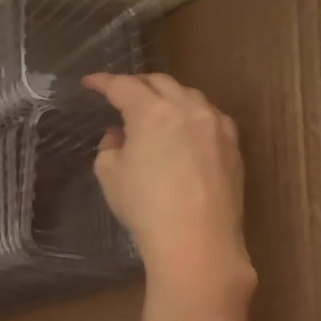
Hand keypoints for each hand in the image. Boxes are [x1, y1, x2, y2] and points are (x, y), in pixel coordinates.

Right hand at [84, 73, 253, 297]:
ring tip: (150, 108)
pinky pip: (208, 116)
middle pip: (160, 83)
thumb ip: (111, 146)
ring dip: (166, 96)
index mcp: (153, 113)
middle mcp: (189, 110)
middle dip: (136, 84)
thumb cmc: (145, 204)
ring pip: (189, 96)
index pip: (123, 86)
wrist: (196, 239)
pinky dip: (188, 113)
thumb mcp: (110, 173)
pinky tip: (180, 129)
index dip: (102, 82)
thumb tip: (121, 135)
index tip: (88, 82)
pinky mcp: (232, 145)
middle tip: (117, 92)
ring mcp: (216, 126)